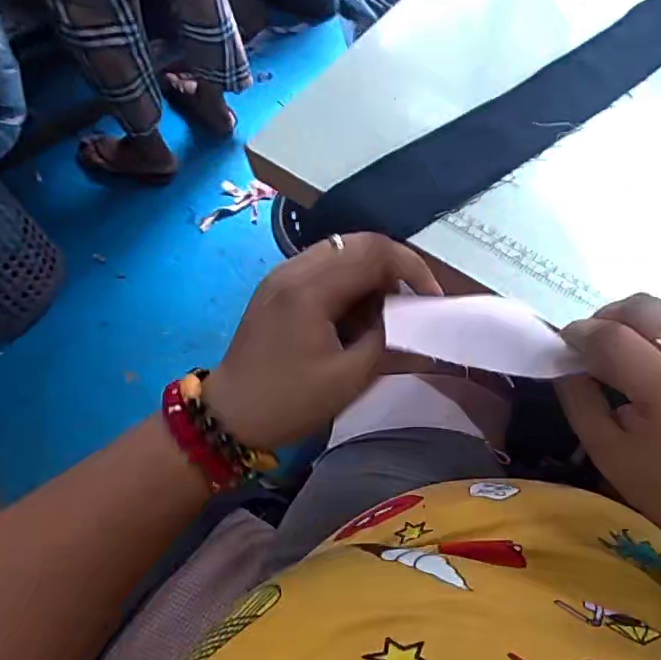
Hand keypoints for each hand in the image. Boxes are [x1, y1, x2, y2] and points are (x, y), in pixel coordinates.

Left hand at [206, 233, 441, 448]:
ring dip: (373, 273)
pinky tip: (358, 313)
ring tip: (387, 311)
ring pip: (343, 251)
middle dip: (396, 267)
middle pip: (359, 242)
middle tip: (414, 302)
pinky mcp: (278, 287)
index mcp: (309, 290)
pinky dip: (352, 281)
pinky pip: (326, 266)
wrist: (229, 417)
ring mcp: (282, 275)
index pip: (374, 252)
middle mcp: (293, 270)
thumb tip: (410, 314)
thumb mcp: (349, 377)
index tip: (432, 298)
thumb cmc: (290, 402)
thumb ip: (386, 337)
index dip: (412, 268)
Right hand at [555, 294, 660, 538]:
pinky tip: (639, 347)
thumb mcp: (602, 446)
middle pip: (646, 309)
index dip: (583, 333)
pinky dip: (654, 323)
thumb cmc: (654, 483)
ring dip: (631, 316)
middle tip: (586, 340)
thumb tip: (565, 354)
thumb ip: (579, 395)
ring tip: (612, 342)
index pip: (617, 340)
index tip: (562, 340)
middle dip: (607, 316)